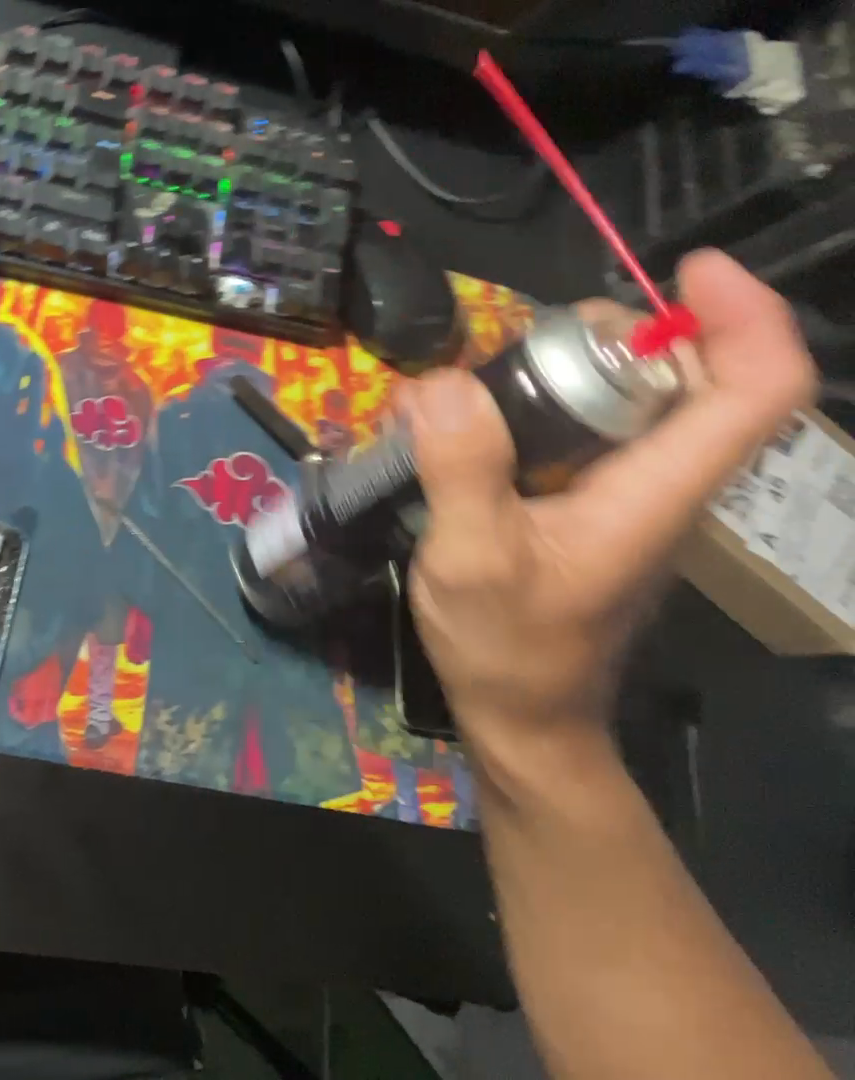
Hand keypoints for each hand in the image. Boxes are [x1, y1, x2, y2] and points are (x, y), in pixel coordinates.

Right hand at [406, 250, 815, 760]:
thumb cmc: (507, 646)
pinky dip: (528, 415)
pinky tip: (460, 433)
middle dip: (610, 339)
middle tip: (519, 344)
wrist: (521, 714)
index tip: (689, 270)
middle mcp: (655, 485)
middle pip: (681, 380)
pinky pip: (576, 441)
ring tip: (465, 390)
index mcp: (654, 492)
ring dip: (556, 376)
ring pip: (622, 407)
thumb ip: (462, 469)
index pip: (753, 388)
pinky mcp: (583, 512)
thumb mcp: (470, 559)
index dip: (741, 316)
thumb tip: (441, 382)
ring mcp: (620, 500)